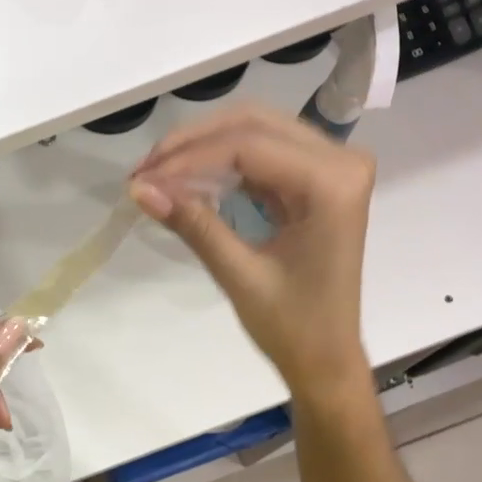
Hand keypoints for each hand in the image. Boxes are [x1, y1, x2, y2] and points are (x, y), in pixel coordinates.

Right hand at [128, 106, 375, 393]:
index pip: (248, 147)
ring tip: (157, 174)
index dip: (188, 159)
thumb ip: (194, 225)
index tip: (141, 180)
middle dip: (193, 144)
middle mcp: (341, 159)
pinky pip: (266, 156)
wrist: (325, 357)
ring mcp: (332, 167)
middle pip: (255, 124)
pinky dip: (224, 165)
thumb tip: (140, 191)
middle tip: (143, 170)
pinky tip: (187, 181)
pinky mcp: (318, 181)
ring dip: (204, 149)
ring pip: (258, 132)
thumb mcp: (238, 275)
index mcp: (331, 182)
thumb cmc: (291, 326)